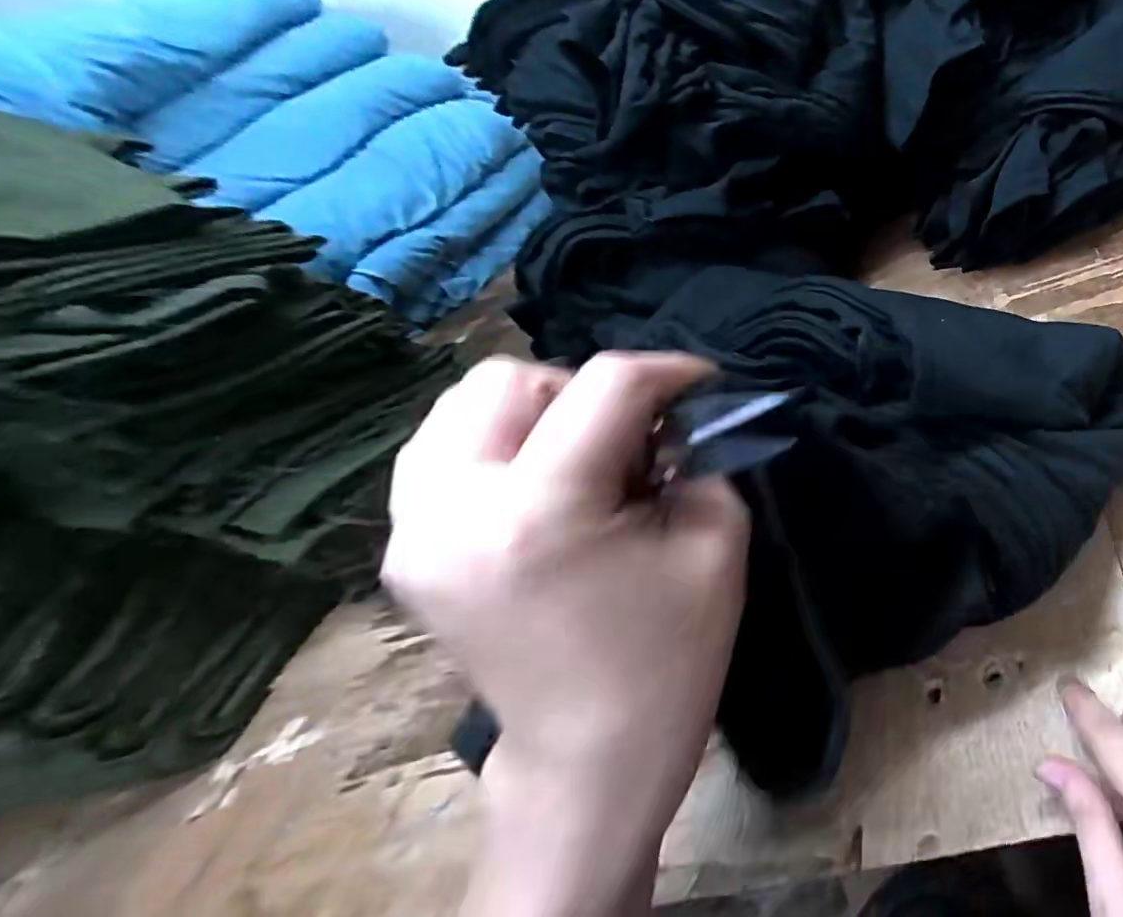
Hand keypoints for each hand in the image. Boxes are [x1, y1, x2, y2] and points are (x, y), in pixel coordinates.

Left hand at [384, 353, 749, 916]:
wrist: (593, 752)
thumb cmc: (672, 654)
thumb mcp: (717, 539)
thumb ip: (697, 457)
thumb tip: (668, 418)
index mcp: (541, 514)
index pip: (604, 387)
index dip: (667, 370)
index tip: (703, 383)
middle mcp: (454, 511)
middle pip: (513, 378)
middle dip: (588, 391)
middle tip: (635, 437)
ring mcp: (413, 532)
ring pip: (466, 404)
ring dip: (541, 410)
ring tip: (588, 457)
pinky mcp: (405, 549)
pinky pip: (445, 449)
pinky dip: (503, 442)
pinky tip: (544, 481)